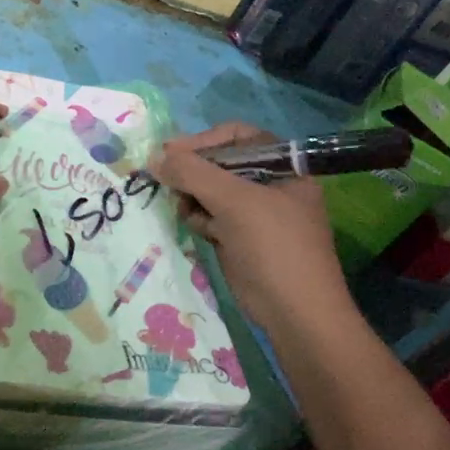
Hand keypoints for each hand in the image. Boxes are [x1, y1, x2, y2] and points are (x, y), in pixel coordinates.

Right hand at [150, 123, 348, 329]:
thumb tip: (153, 158)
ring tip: (184, 208)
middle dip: (194, 171)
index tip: (171, 153)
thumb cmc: (274, 247)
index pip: (237, 136)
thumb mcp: (234, 201)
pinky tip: (196, 227)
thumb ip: (192, 173)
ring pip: (212, 191)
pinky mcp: (242, 239)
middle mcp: (271, 184)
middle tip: (167, 180)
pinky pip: (212, 216)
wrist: (296, 313)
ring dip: (193, 196)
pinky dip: (200, 218)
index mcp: (284, 166)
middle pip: (221, 163)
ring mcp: (256, 213)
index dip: (203, 141)